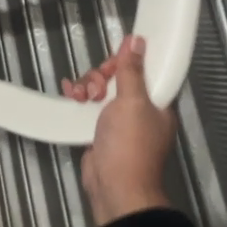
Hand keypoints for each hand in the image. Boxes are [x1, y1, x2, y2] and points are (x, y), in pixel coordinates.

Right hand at [61, 34, 176, 225]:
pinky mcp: (99, 129)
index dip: (127, 62)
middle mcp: (139, 111)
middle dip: (101, 76)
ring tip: (79, 95)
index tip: (113, 61)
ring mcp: (118, 121)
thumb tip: (137, 40)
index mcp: (156, 104)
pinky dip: (78, 96)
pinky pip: (87, 104)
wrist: (114, 186)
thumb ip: (131, 70)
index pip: (143, 71)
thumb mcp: (132, 101)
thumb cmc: (130, 143)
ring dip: (86, 85)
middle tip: (96, 86)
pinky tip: (69, 93)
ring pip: (99, 89)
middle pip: (117, 78)